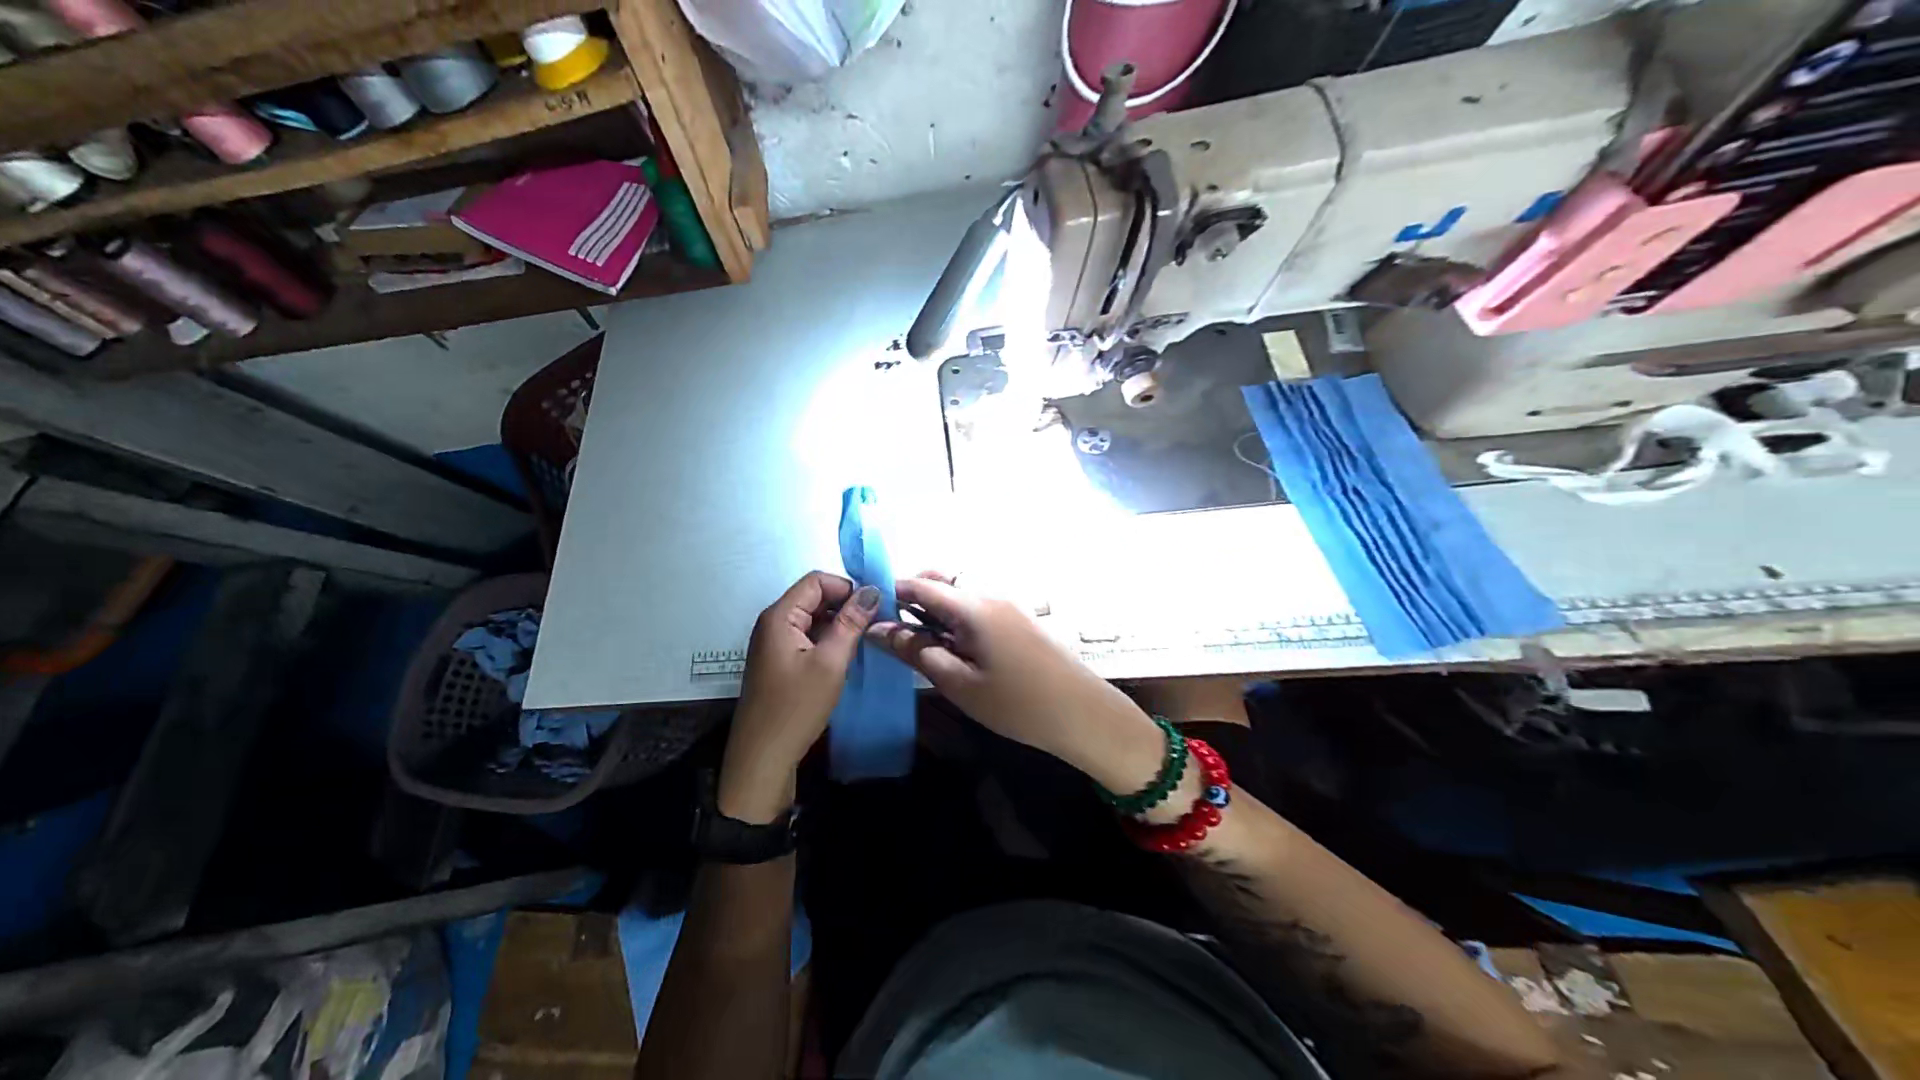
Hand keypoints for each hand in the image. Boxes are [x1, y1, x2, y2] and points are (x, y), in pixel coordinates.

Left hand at [721, 571, 881, 821]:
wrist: (762, 758)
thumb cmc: (796, 707)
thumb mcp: (830, 663)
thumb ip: (851, 623)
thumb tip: (872, 591)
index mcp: (780, 616)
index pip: (817, 581)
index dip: (847, 588)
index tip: (875, 609)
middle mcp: (773, 624)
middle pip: (814, 598)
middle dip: (845, 607)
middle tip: (875, 627)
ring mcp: (775, 645)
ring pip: (813, 620)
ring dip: (839, 627)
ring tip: (865, 644)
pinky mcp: (780, 664)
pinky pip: (808, 639)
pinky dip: (828, 643)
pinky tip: (845, 660)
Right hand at [865, 573, 1164, 795]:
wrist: (1083, 714)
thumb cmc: (1017, 703)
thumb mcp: (958, 682)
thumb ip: (916, 651)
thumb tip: (877, 629)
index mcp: (973, 605)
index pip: (921, 584)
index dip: (890, 591)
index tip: (865, 609)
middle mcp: (990, 594)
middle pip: (941, 581)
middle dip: (912, 597)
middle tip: (892, 631)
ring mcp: (1007, 605)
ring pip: (959, 594)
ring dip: (933, 610)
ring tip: (917, 644)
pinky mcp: (1018, 620)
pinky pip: (976, 607)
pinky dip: (955, 619)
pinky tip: (949, 647)